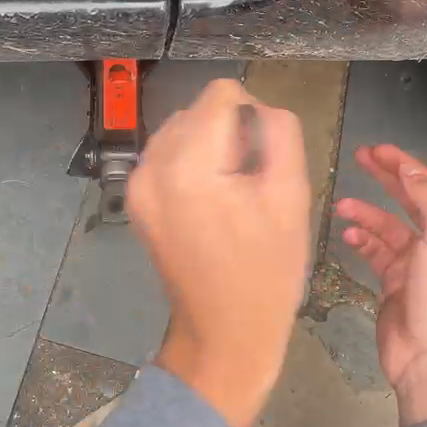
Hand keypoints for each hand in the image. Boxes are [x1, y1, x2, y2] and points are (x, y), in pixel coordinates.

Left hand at [128, 78, 311, 426]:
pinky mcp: (134, 199)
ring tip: (230, 196)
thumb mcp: (291, 196)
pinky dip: (191, 164)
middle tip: (250, 185)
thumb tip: (259, 109)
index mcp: (188, 164)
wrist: (223, 332)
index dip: (253, 117)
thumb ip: (279, 134)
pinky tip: (210, 203)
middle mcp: (151, 166)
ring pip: (182, 128)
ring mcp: (137, 184)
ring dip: (210, 147)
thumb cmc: (267, 270)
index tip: (263, 161)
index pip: (222, 94)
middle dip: (230, 134)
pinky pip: (167, 155)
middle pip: (199, 109)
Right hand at [334, 144, 426, 426]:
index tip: (377, 149)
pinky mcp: (395, 285)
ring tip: (341, 205)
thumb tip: (410, 167)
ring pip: (389, 227)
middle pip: (412, 200)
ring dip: (367, 213)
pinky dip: (362, 241)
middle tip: (358, 158)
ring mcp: (419, 265)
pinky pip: (376, 253)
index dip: (407, 164)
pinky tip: (347, 235)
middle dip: (386, 178)